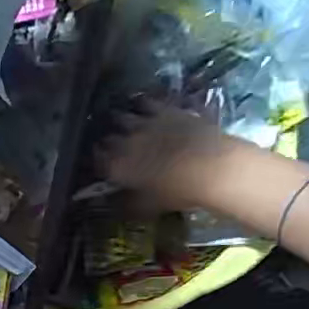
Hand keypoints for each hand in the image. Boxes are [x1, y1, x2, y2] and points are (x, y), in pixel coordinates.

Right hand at [96, 104, 256, 212]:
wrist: (212, 167)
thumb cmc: (178, 192)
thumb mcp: (148, 206)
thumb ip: (127, 203)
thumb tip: (114, 202)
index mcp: (118, 167)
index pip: (97, 161)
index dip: (96, 162)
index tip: (98, 165)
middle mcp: (126, 141)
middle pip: (107, 138)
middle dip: (105, 141)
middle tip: (108, 144)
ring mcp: (146, 122)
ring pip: (122, 116)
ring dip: (118, 119)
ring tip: (117, 120)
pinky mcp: (166, 109)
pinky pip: (147, 102)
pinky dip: (141, 103)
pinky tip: (141, 103)